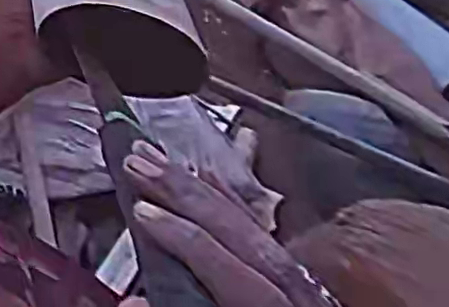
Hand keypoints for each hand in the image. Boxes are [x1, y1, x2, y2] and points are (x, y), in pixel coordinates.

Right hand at [119, 141, 333, 306]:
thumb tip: (132, 303)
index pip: (243, 283)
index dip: (192, 245)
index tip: (143, 211)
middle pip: (251, 245)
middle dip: (188, 199)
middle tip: (137, 163)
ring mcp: (316, 299)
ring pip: (261, 235)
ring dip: (198, 190)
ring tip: (151, 156)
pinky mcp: (313, 293)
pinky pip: (273, 240)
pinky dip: (233, 204)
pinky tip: (203, 175)